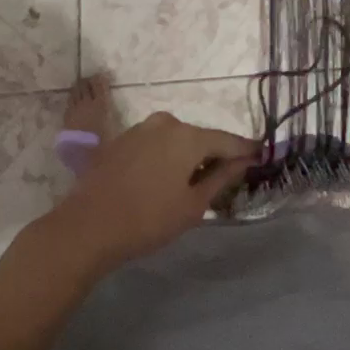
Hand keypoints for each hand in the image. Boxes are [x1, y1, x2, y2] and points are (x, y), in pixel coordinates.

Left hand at [39, 113, 257, 270]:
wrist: (87, 227)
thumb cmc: (148, 220)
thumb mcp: (193, 206)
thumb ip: (221, 178)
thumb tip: (244, 161)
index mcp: (189, 136)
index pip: (228, 141)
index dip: (246, 151)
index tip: (262, 157)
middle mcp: (167, 123)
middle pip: (201, 137)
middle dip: (214, 155)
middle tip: (224, 180)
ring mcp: (141, 128)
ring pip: (176, 140)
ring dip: (187, 156)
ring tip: (190, 184)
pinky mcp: (121, 139)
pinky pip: (155, 144)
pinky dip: (165, 157)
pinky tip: (161, 181)